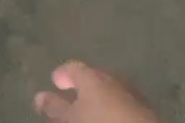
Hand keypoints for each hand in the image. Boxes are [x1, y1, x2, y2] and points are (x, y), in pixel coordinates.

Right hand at [33, 61, 161, 122]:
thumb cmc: (99, 122)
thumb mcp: (72, 118)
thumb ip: (55, 107)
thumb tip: (39, 97)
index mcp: (91, 75)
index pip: (73, 67)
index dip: (63, 74)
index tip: (55, 81)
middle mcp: (111, 77)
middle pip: (93, 78)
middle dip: (82, 86)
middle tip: (72, 98)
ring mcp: (131, 92)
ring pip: (110, 91)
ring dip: (99, 99)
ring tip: (91, 112)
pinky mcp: (145, 109)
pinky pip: (124, 103)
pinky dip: (114, 108)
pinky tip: (112, 117)